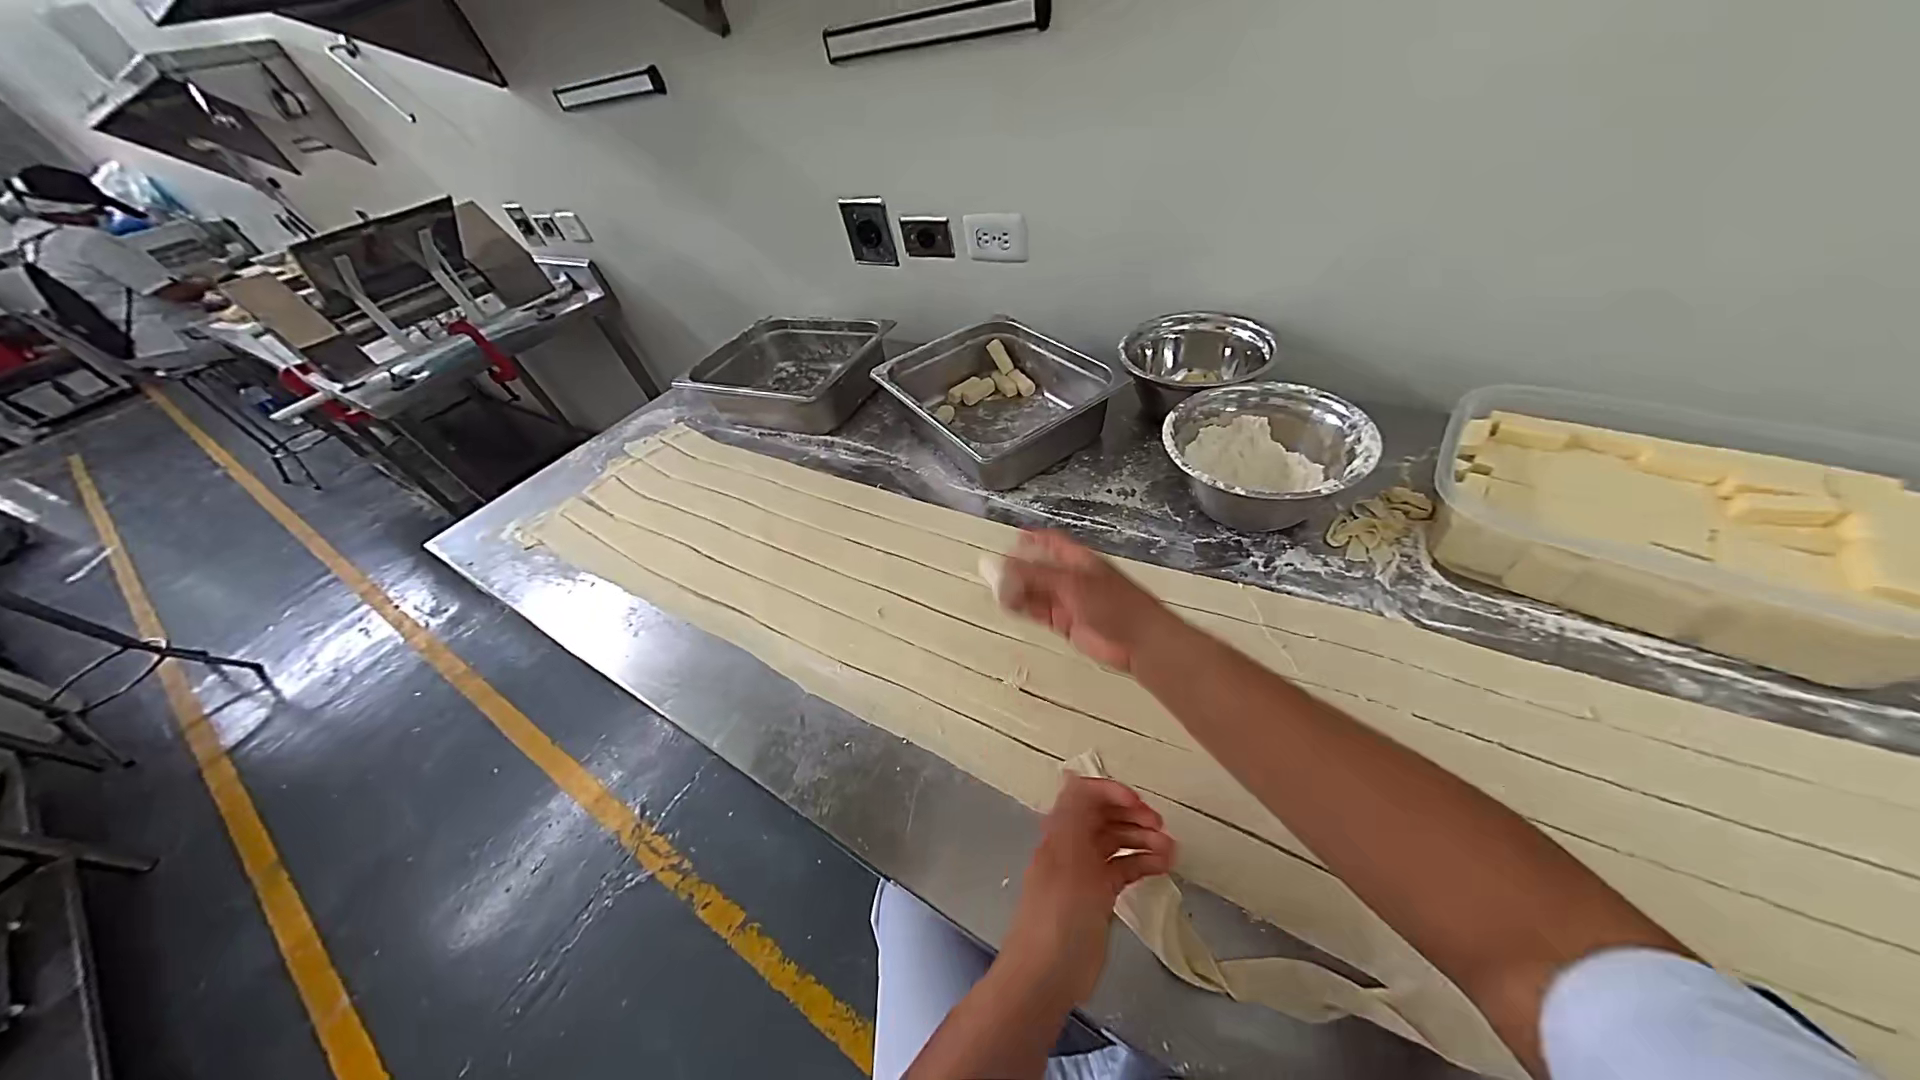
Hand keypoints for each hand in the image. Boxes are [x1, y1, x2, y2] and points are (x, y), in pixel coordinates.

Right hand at [996, 531, 1177, 671]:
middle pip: (1037, 567)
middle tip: (993, 570)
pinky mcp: (1065, 622)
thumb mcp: (1071, 583)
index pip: (1050, 542)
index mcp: (1078, 559)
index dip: (1031, 539)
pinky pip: (1037, 610)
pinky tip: (1010, 604)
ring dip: (1016, 589)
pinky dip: (1022, 607)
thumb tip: (1004, 566)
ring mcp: (1069, 600)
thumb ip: (1034, 576)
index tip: (1010, 539)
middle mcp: (1072, 577)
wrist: (1138, 640)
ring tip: (997, 588)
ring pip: (1034, 591)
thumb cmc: (1119, 605)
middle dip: (1015, 568)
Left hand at [1002, 775, 1175, 1003]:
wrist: (1045, 975)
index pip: (1084, 795)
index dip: (1112, 792)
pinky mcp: (1098, 896)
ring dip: (1142, 839)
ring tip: (1170, 848)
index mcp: (1059, 831)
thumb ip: (1073, 817)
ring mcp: (1085, 871)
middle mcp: (1071, 845)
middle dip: (1132, 815)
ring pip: (1116, 842)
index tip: (1140, 805)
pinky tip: (1163, 865)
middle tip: (1160, 826)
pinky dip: (1142, 863)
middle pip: (1103, 816)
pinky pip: (1123, 868)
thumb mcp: (1068, 860)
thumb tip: (1073, 776)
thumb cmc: (1058, 914)